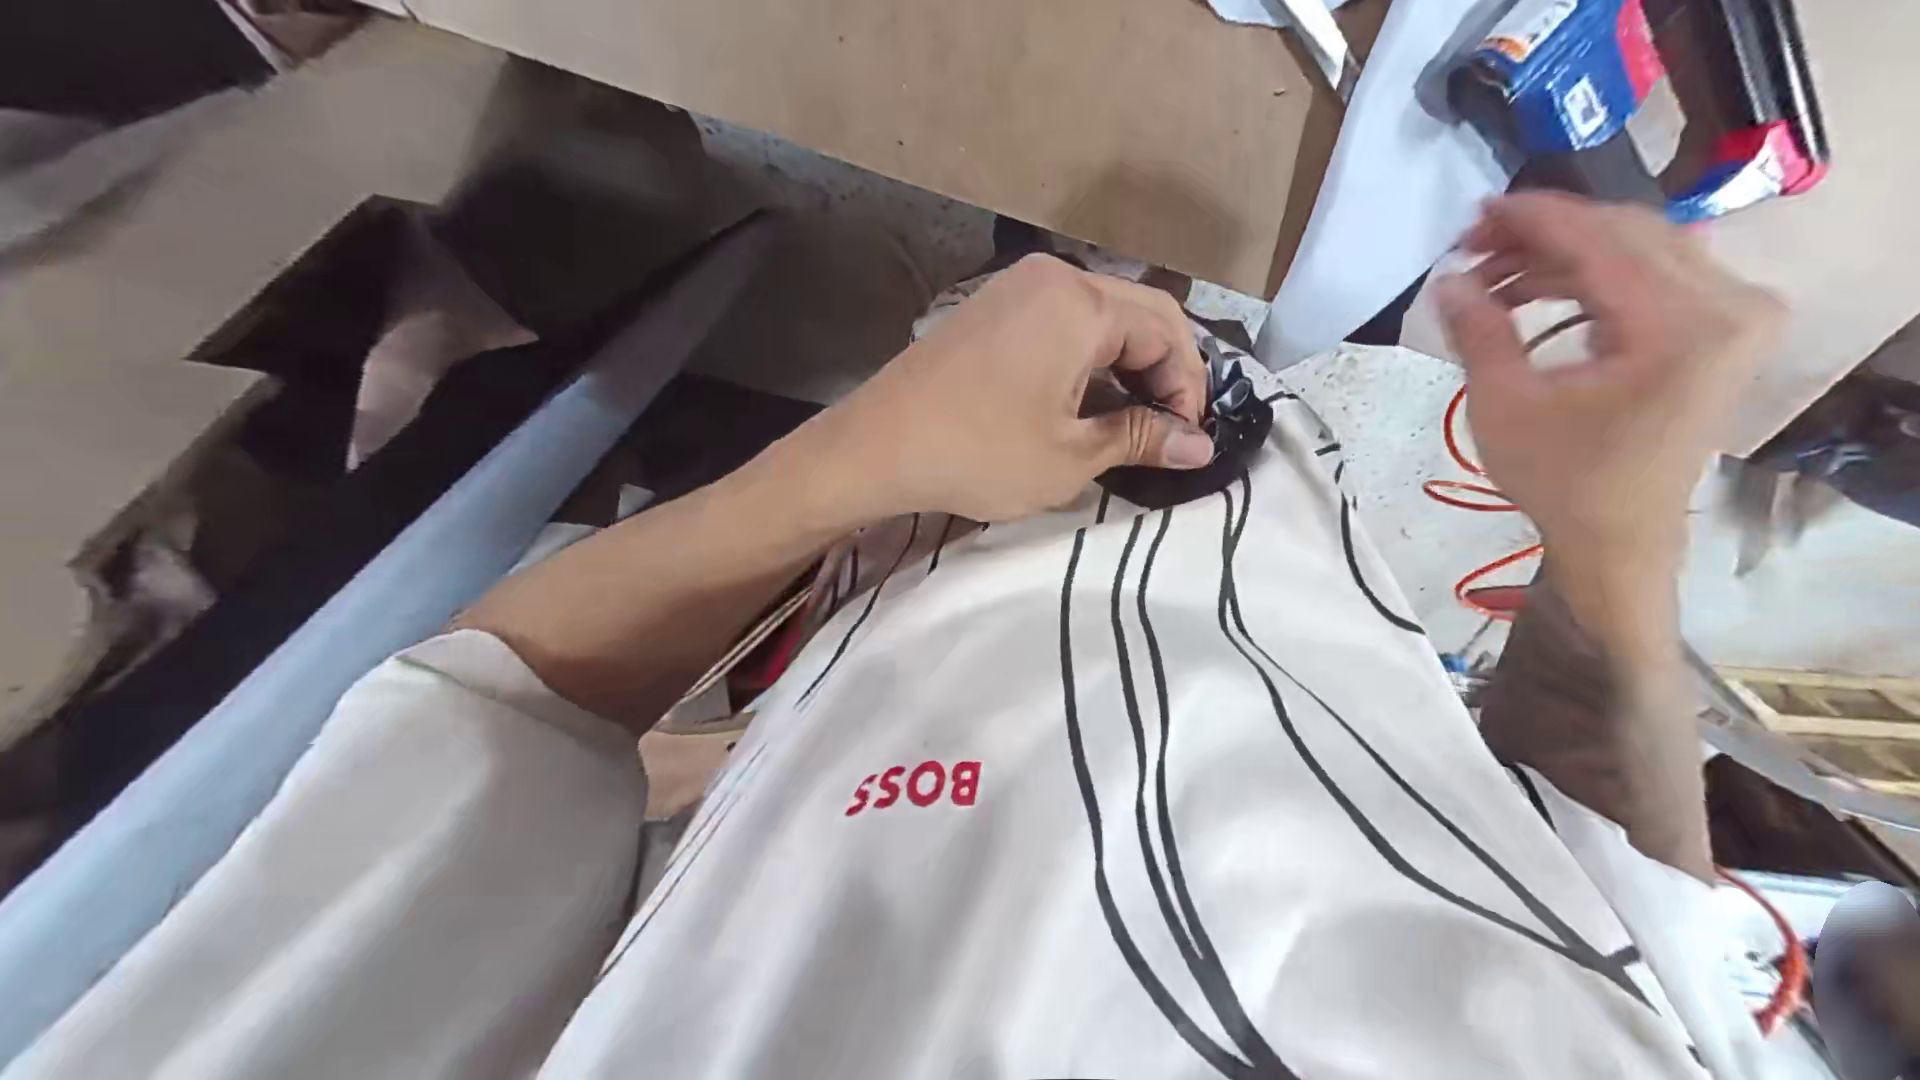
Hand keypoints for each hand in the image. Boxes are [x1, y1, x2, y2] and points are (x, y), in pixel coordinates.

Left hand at [799, 254, 1213, 522]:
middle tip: (1167, 426)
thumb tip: (1201, 446)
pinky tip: (1082, 398)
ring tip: (1129, 419)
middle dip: (1164, 371)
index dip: (1190, 386)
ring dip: (1125, 364)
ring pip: (1099, 315)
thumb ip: (1141, 440)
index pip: (1168, 331)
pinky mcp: (990, 309)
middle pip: (1138, 313)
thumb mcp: (1070, 457)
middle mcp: (1053, 278)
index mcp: (1081, 305)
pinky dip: (1085, 357)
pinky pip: (1060, 321)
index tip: (1187, 438)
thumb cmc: (979, 454)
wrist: (877, 447)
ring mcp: (1015, 288)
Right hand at [1435, 194, 1782, 637]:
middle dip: (1544, 233)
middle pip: (1630, 235)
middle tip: (1472, 245)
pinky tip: (1535, 294)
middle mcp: (1731, 305)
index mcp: (1683, 326)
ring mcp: (1735, 315)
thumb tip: (1446, 281)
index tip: (1476, 211)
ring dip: (1562, 256)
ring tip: (1491, 277)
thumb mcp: (1504, 405)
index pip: (1605, 242)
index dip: (1536, 220)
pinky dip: (1590, 277)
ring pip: (1641, 250)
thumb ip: (1479, 333)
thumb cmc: (1559, 476)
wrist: (1618, 531)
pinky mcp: (1721, 329)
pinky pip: (1653, 277)